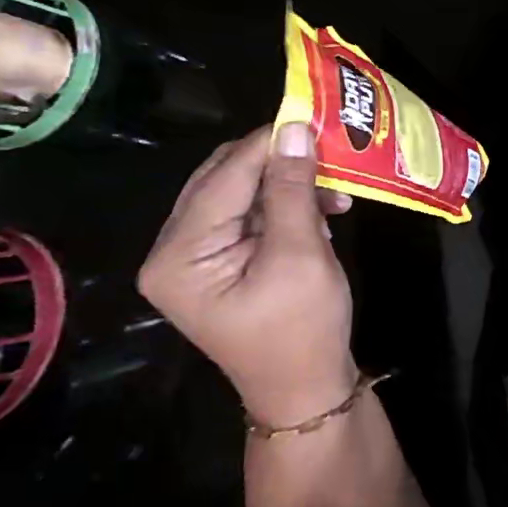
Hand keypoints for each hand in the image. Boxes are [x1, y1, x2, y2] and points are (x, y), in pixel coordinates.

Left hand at [138, 123, 357, 427]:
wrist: (306, 391)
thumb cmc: (302, 330)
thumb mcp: (302, 255)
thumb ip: (293, 188)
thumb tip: (294, 127)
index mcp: (179, 255)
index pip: (224, 177)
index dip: (268, 143)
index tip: (312, 115)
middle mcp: (173, 250)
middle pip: (225, 179)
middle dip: (278, 162)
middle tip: (327, 148)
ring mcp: (193, 256)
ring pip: (240, 192)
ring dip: (287, 185)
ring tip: (334, 192)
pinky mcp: (217, 260)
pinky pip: (249, 214)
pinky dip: (285, 206)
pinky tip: (320, 212)